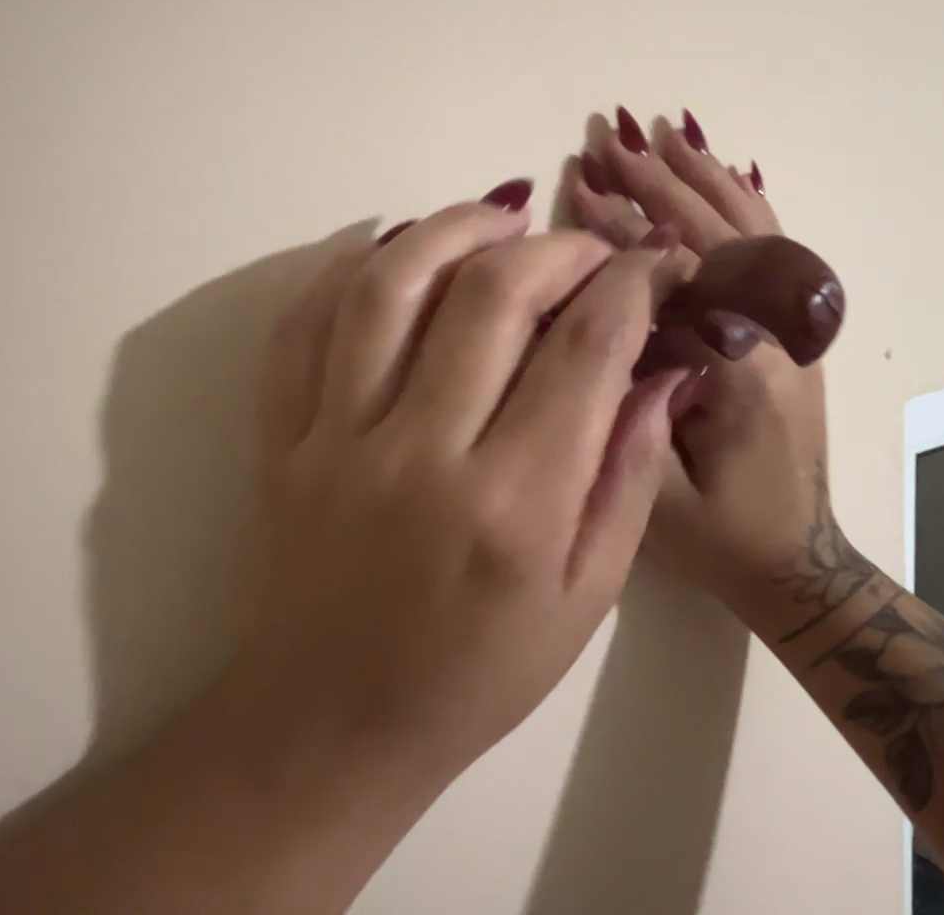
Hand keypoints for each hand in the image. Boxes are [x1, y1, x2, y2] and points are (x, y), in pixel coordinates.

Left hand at [228, 190, 691, 793]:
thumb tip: (662, 372)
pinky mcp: (281, 439)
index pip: (587, 350)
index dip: (632, 285)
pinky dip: (349, 267)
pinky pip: (303, 323)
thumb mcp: (586, 600)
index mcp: (516, 506)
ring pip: (389, 284)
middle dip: (559, 248)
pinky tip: (397, 251)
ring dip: (453, 228)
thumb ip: (630, 478)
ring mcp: (336, 440)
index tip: (654, 265)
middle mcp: (423, 455)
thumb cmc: (477, 675)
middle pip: (494, 295)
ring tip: (500, 218)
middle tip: (589, 249)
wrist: (331, 725)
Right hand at [569, 110, 831, 605]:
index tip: (580, 182)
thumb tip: (600, 315)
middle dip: (660, 184)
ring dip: (705, 180)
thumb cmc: (720, 538)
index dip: (626, 227)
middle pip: (719, 236)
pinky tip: (719, 175)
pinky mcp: (797, 335)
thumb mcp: (655, 495)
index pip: (680, 274)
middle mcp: (780, 336)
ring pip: (755, 232)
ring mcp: (797, 331)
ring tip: (661, 135)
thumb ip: (628, 406)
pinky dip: (745, 205)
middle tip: (608, 138)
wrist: (796, 563)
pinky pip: (776, 252)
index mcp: (742, 371)